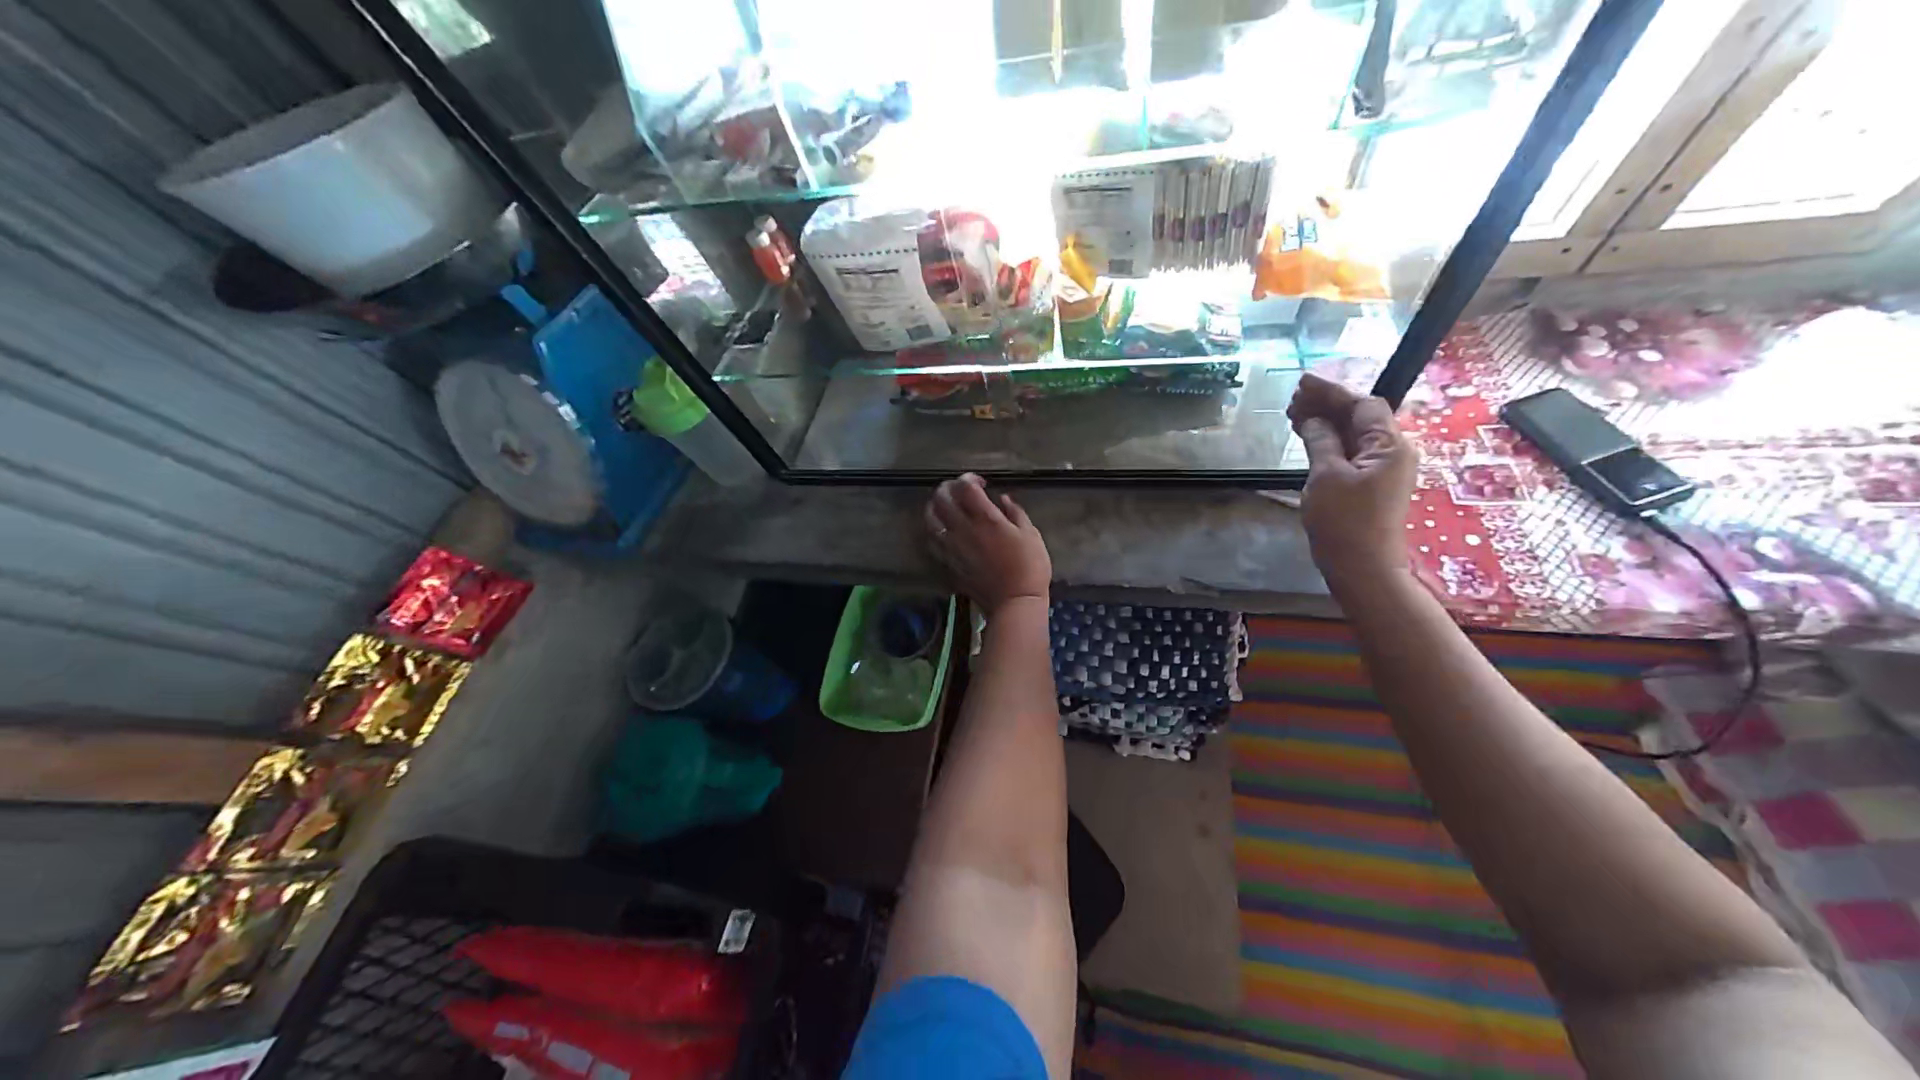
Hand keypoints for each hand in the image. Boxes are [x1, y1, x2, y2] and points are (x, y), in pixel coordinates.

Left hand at [925, 474, 1051, 615]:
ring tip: (944, 505)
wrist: (1015, 602)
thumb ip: (1015, 512)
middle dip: (948, 487)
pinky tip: (942, 529)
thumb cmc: (1030, 567)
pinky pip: (932, 541)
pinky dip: (934, 530)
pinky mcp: (948, 563)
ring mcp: (952, 547)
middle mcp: (964, 529)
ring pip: (931, 518)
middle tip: (959, 490)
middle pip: (942, 498)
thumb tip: (1003, 499)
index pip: (966, 487)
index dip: (970, 478)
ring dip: (935, 506)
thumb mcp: (1031, 534)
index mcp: (986, 518)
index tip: (981, 483)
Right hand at [1287, 373, 1418, 585]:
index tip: (1302, 384)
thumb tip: (1313, 420)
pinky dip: (1330, 442)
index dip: (1332, 392)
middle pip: (1361, 417)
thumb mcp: (1326, 476)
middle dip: (1327, 405)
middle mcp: (1394, 452)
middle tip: (1293, 399)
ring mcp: (1383, 470)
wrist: (1362, 567)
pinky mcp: (1371, 485)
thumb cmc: (1344, 522)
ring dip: (1326, 422)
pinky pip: (1351, 452)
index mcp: (1390, 445)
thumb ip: (1321, 441)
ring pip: (1354, 435)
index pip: (1363, 405)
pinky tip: (1308, 437)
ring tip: (1295, 415)